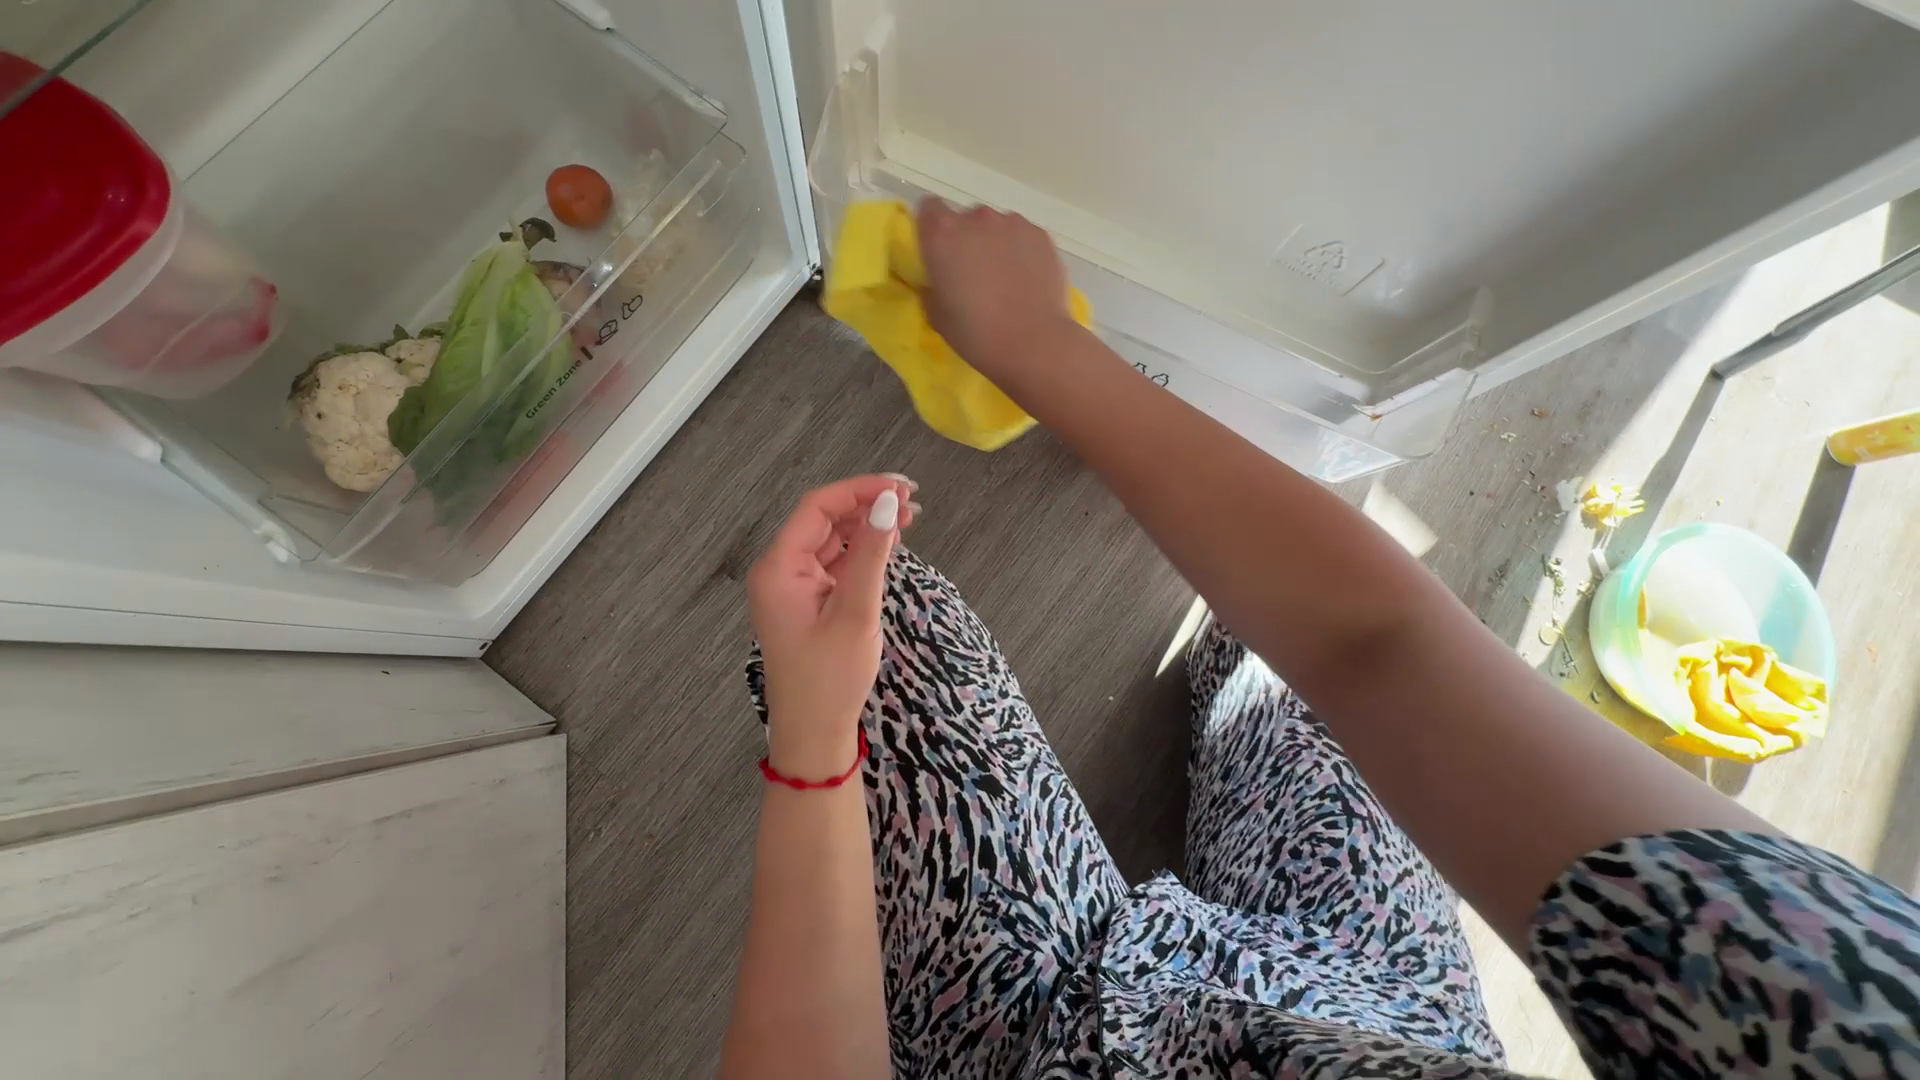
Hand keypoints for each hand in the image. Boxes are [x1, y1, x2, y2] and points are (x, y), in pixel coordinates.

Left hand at [748, 474, 917, 779]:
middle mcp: (779, 570)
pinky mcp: (806, 601)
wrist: (813, 734)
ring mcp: (791, 586)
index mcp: (779, 568)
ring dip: (866, 525)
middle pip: (823, 519)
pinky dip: (860, 550)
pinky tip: (887, 544)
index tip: (902, 487)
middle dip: (866, 504)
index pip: (818, 507)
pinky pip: (833, 561)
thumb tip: (889, 502)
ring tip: (909, 517)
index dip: (860, 490)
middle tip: (913, 501)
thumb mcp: (856, 612)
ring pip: (830, 538)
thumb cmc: (831, 678)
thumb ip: (872, 553)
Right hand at [916, 199, 1079, 379]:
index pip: (929, 208)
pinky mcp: (1041, 235)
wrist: (1032, 343)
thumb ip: (932, 287)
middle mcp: (976, 218)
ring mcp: (1013, 223)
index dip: (932, 229)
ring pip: (998, 227)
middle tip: (975, 275)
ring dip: (997, 245)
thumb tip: (939, 281)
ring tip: (1007, 280)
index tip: (939, 253)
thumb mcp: (937, 316)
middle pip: (966, 219)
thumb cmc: (976, 334)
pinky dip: (1023, 252)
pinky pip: (1024, 238)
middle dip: (968, 240)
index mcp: (942, 234)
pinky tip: (1028, 282)